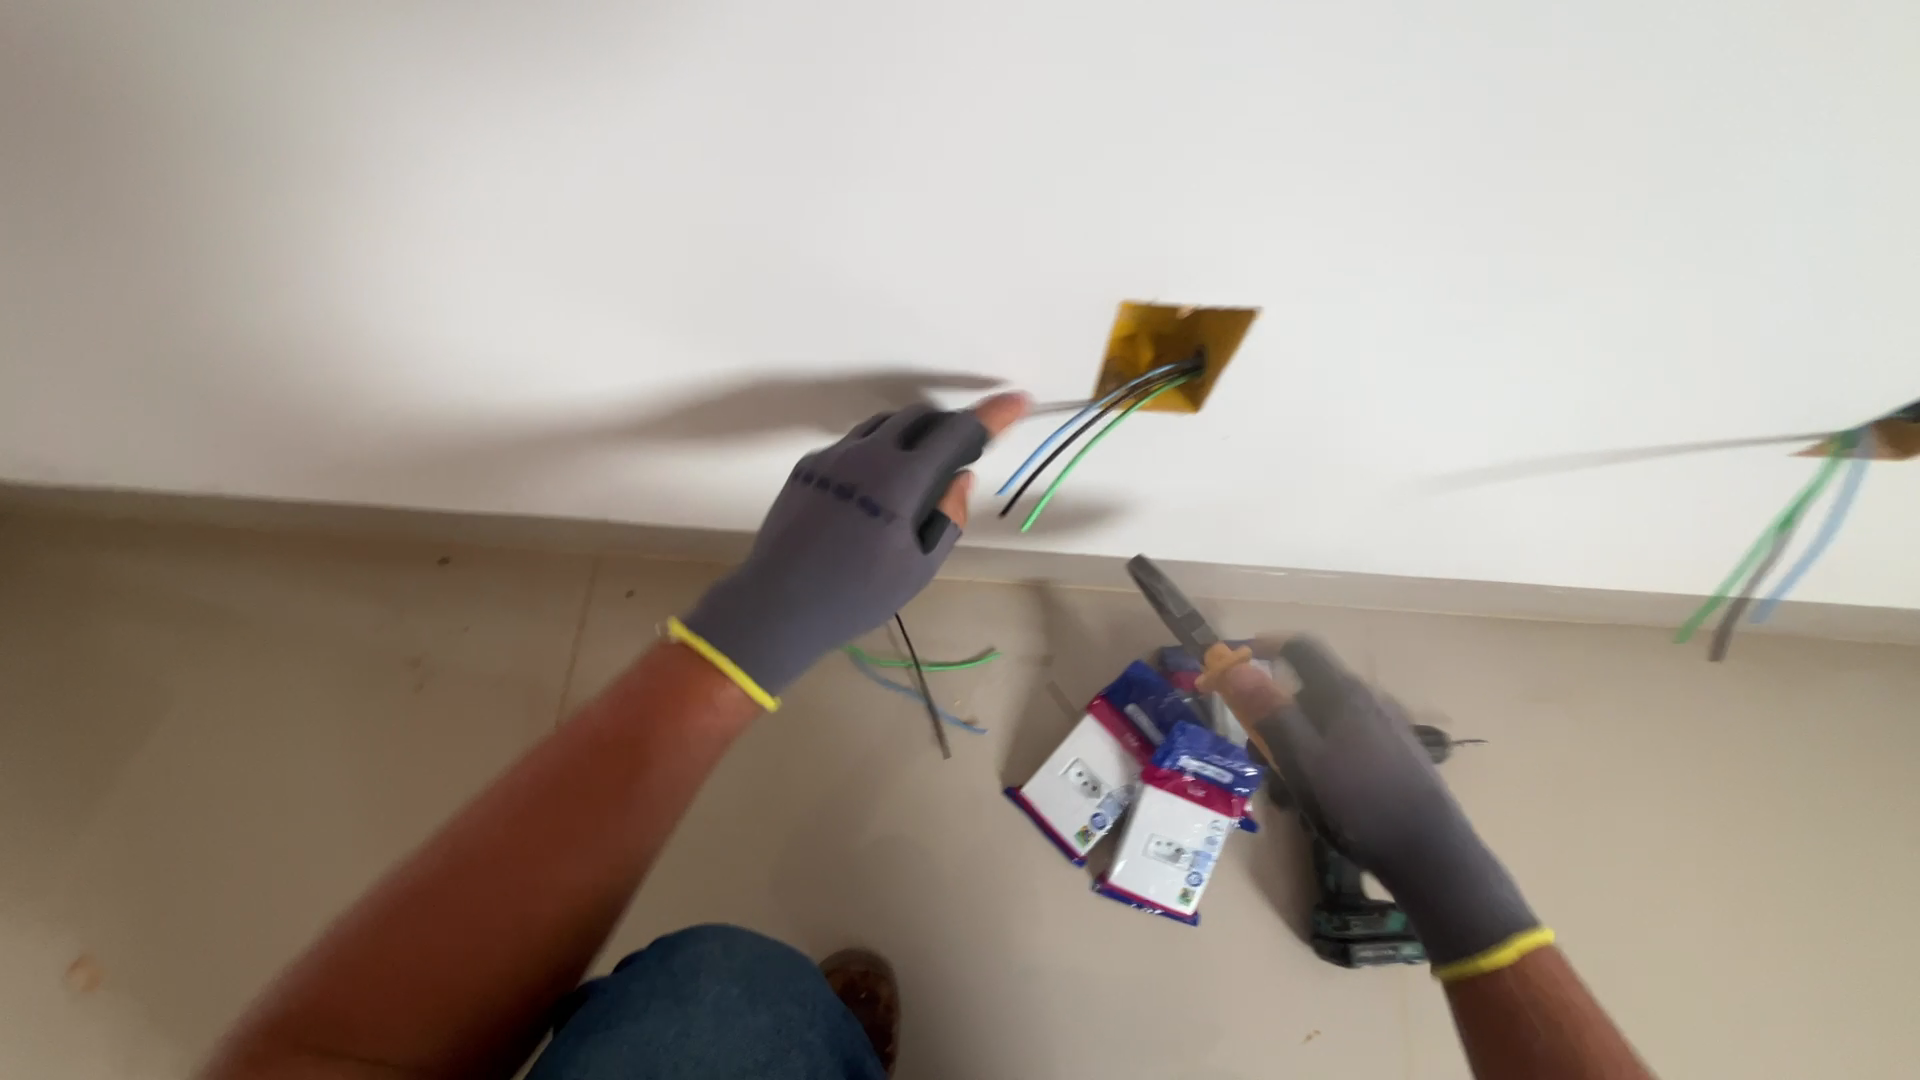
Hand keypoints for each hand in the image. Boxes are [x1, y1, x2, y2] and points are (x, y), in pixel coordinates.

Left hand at [677, 392, 1029, 705]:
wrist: (779, 604)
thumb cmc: (858, 595)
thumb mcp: (919, 567)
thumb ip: (947, 516)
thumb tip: (960, 476)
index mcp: (901, 480)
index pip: (957, 432)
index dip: (992, 414)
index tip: (1016, 400)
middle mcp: (867, 454)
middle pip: (918, 416)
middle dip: (946, 426)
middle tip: (957, 453)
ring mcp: (833, 457)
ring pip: (881, 426)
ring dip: (908, 436)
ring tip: (914, 473)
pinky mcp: (809, 466)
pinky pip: (852, 446)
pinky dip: (875, 454)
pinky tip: (870, 494)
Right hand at [1261, 638, 1541, 969]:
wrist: (1433, 858)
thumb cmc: (1359, 806)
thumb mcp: (1301, 760)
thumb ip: (1268, 711)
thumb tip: (1236, 667)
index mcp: (1344, 694)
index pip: (1300, 647)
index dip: (1264, 647)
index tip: (1234, 664)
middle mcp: (1368, 700)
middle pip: (1308, 686)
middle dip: (1274, 710)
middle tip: (1256, 749)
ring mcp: (1386, 727)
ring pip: (1325, 717)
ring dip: (1295, 737)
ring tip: (1287, 783)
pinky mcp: (1396, 754)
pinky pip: (1345, 738)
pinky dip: (1320, 752)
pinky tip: (1321, 792)